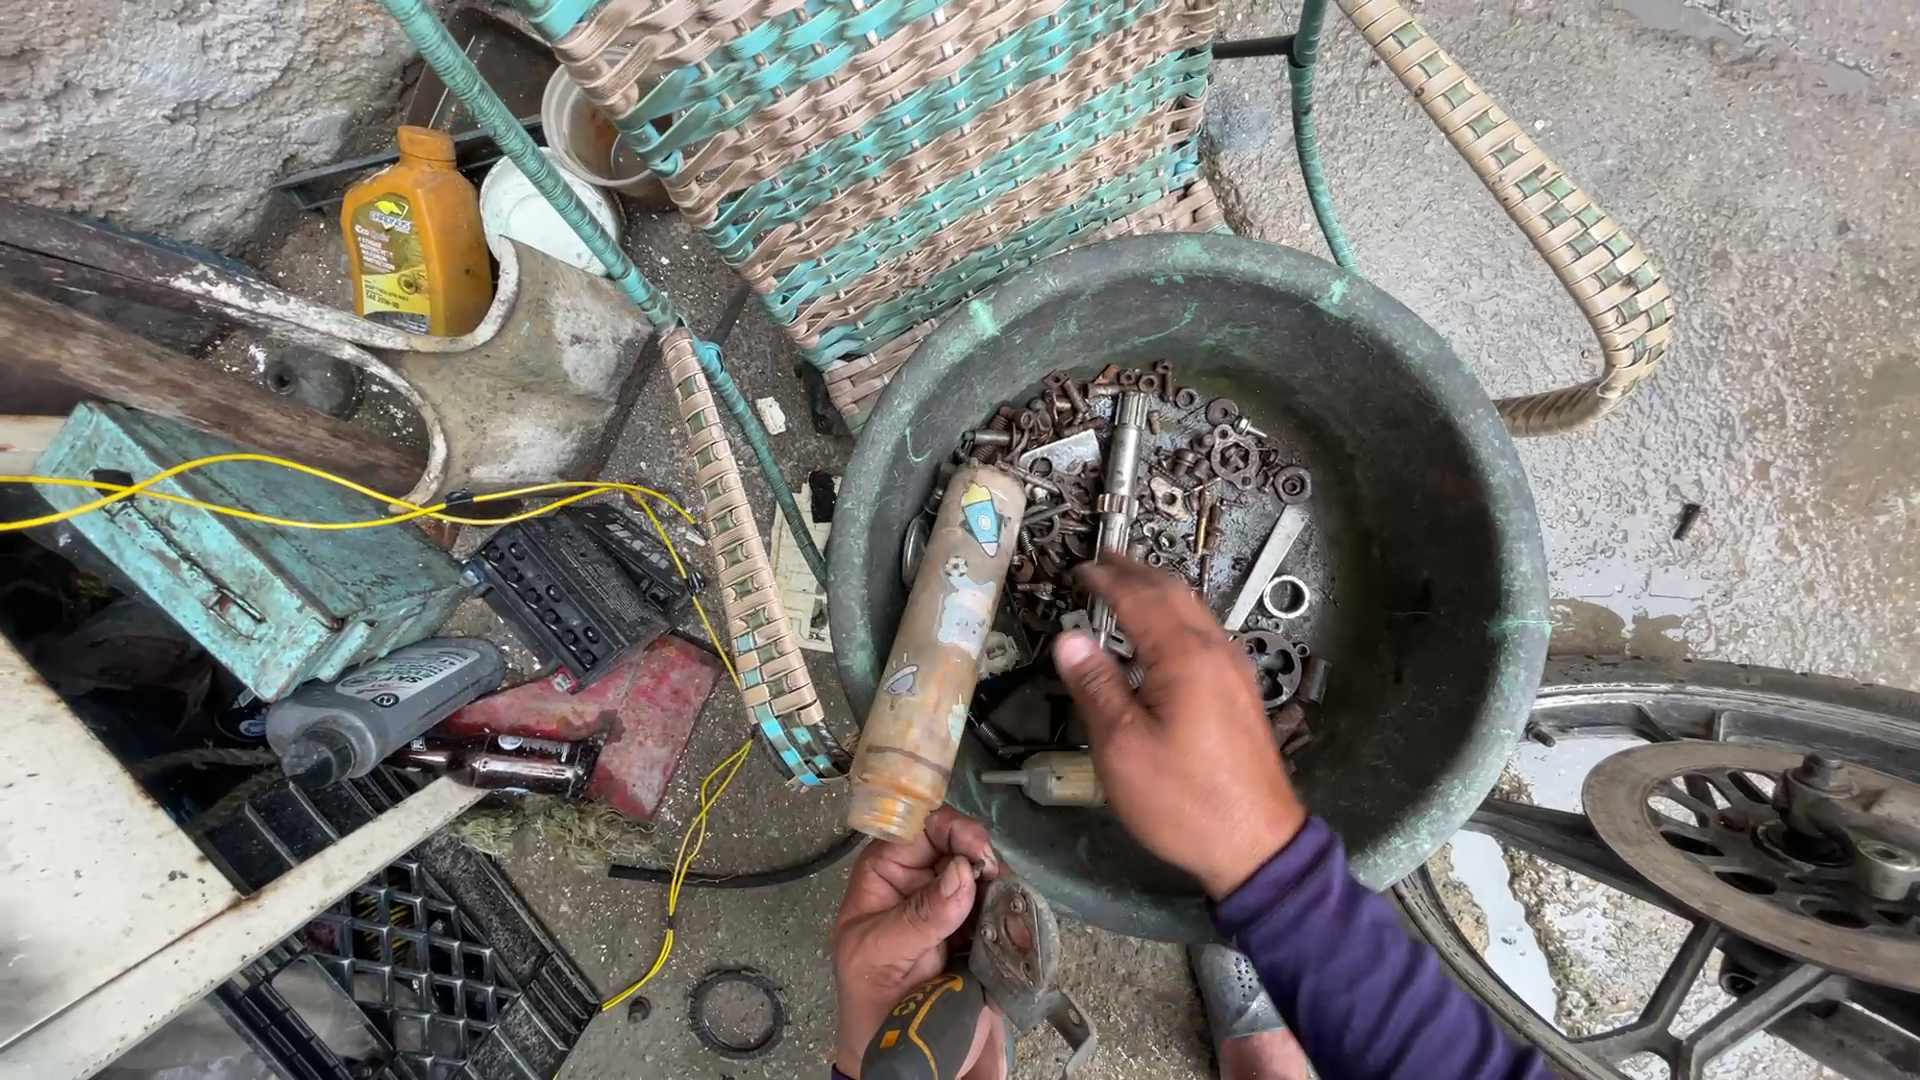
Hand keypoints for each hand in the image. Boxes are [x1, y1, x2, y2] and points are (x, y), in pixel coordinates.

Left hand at [831, 807, 1004, 1077]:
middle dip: (983, 860)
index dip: (950, 828)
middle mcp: (924, 879)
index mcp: (887, 872)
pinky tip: (1018, 933)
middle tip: (998, 884)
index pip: (919, 827)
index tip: (977, 850)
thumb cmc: (874, 1001)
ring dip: (1004, 890)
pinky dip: (1016, 918)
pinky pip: (1006, 911)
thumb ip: (918, 916)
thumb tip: (961, 872)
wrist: (903, 1062)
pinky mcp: (983, 931)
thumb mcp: (879, 955)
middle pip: (962, 845)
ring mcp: (956, 904)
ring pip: (989, 875)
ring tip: (1008, 915)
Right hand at [1053, 556, 1307, 897]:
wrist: (1257, 845)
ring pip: (1193, 610)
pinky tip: (1162, 632)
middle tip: (1105, 559)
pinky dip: (1176, 615)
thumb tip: (1070, 640)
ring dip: (1158, 590)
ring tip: (1128, 583)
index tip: (1081, 569)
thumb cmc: (1183, 800)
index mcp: (1184, 657)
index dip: (1106, 580)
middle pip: (1173, 593)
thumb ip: (1095, 685)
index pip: (1138, 599)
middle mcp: (1215, 652)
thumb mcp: (1123, 747)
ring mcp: (1234, 670)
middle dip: (1136, 571)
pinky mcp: (1240, 691)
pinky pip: (1204, 632)